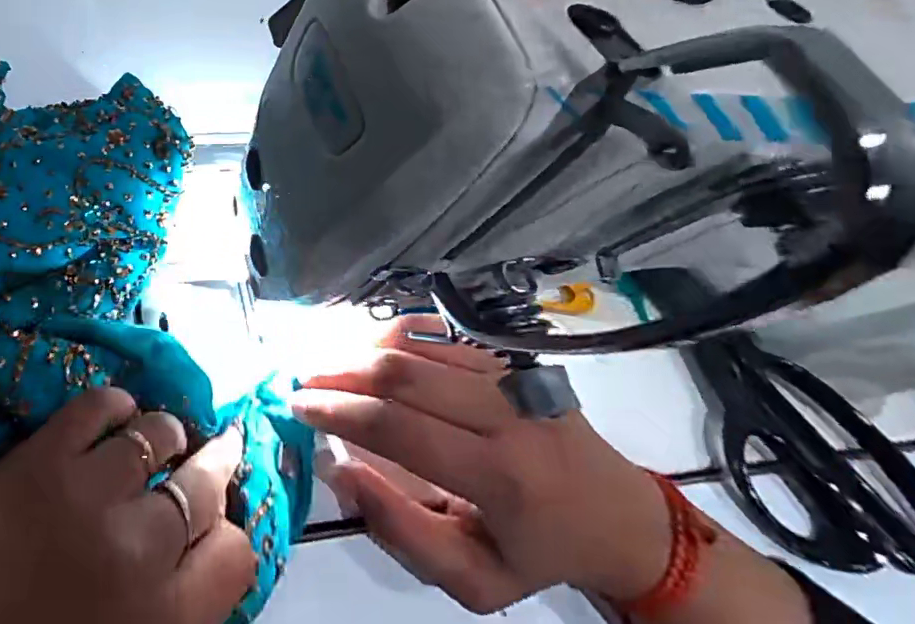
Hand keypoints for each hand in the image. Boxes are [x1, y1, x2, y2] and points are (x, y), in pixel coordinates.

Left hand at [0, 387, 255, 623]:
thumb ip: (169, 607)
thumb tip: (200, 547)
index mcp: (161, 620)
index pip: (236, 554)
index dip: (227, 532)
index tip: (213, 520)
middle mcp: (138, 550)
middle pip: (205, 483)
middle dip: (210, 466)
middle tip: (205, 456)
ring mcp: (89, 493)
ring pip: (160, 433)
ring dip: (166, 433)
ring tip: (157, 437)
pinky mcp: (43, 453)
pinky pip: (104, 404)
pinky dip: (117, 405)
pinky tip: (115, 416)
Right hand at [291, 319, 671, 611]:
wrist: (617, 514)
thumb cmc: (537, 552)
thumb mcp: (474, 579)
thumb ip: (401, 531)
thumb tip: (338, 469)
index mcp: (499, 475)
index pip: (397, 426)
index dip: (338, 410)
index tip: (297, 406)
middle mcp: (505, 411)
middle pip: (400, 372)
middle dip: (338, 372)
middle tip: (301, 382)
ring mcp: (508, 374)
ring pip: (414, 344)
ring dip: (358, 351)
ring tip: (324, 368)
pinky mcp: (507, 357)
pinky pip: (436, 335)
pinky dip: (390, 339)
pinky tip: (365, 353)